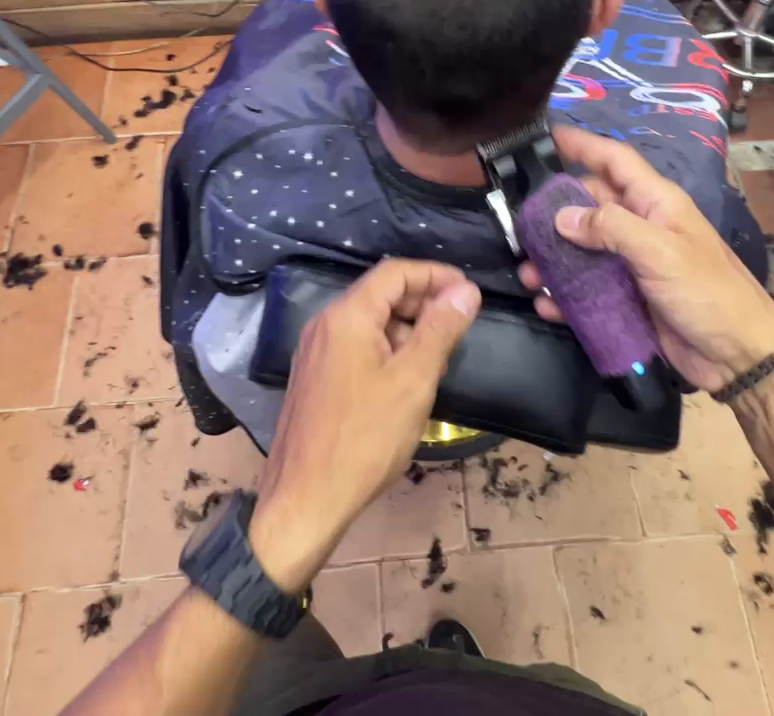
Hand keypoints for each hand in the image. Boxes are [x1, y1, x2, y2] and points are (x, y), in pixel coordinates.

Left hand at [251, 258, 479, 589]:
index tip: (468, 290)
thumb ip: (440, 330)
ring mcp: (315, 351)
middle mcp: (325, 324)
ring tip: (440, 354)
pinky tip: (408, 377)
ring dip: (407, 327)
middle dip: (423, 301)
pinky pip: (356, 345)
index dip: (435, 274)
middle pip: (380, 294)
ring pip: (369, 322)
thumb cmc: (365, 438)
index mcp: (346, 316)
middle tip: (460, 322)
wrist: (305, 500)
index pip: (394, 273)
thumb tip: (465, 291)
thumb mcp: (413, 381)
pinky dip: (387, 348)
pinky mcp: (315, 377)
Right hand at [517, 125, 773, 391]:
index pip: (615, 161)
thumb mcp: (660, 251)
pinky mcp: (626, 299)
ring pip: (582, 251)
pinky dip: (565, 296)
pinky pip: (587, 290)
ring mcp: (632, 264)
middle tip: (519, 227)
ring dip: (554, 260)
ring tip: (528, 274)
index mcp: (656, 203)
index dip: (583, 145)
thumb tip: (561, 217)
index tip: (547, 136)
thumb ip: (610, 227)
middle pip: (589, 206)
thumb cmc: (708, 292)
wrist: (738, 356)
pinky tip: (547, 305)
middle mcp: (641, 227)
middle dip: (554, 214)